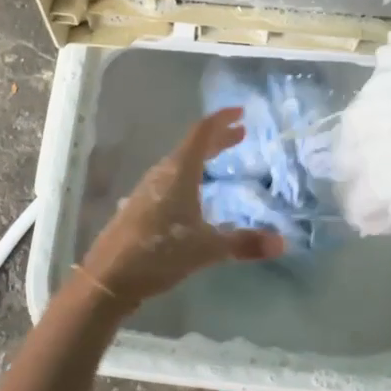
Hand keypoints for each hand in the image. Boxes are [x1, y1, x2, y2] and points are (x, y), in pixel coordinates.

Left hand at [80, 109, 287, 307]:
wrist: (108, 278)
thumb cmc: (159, 253)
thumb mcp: (206, 248)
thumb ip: (243, 243)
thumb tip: (282, 243)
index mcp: (179, 172)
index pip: (203, 133)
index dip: (222, 120)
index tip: (241, 112)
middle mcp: (162, 173)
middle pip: (193, 146)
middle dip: (218, 139)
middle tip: (241, 134)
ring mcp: (148, 190)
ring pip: (181, 162)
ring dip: (203, 156)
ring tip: (221, 159)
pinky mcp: (140, 207)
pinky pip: (171, 178)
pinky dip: (190, 174)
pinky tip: (194, 193)